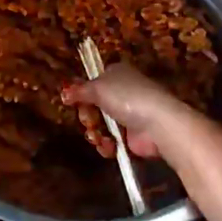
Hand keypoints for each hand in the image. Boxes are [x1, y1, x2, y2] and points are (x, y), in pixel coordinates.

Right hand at [61, 63, 194, 159]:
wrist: (158, 124)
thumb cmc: (127, 98)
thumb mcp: (97, 88)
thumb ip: (78, 91)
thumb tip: (63, 94)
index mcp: (116, 74)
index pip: (93, 81)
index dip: (82, 91)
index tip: (73, 100)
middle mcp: (122, 93)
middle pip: (93, 105)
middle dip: (87, 115)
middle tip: (87, 120)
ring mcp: (128, 115)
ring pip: (100, 124)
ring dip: (94, 132)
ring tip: (96, 136)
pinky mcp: (133, 137)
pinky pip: (111, 140)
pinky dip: (106, 144)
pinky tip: (108, 146)